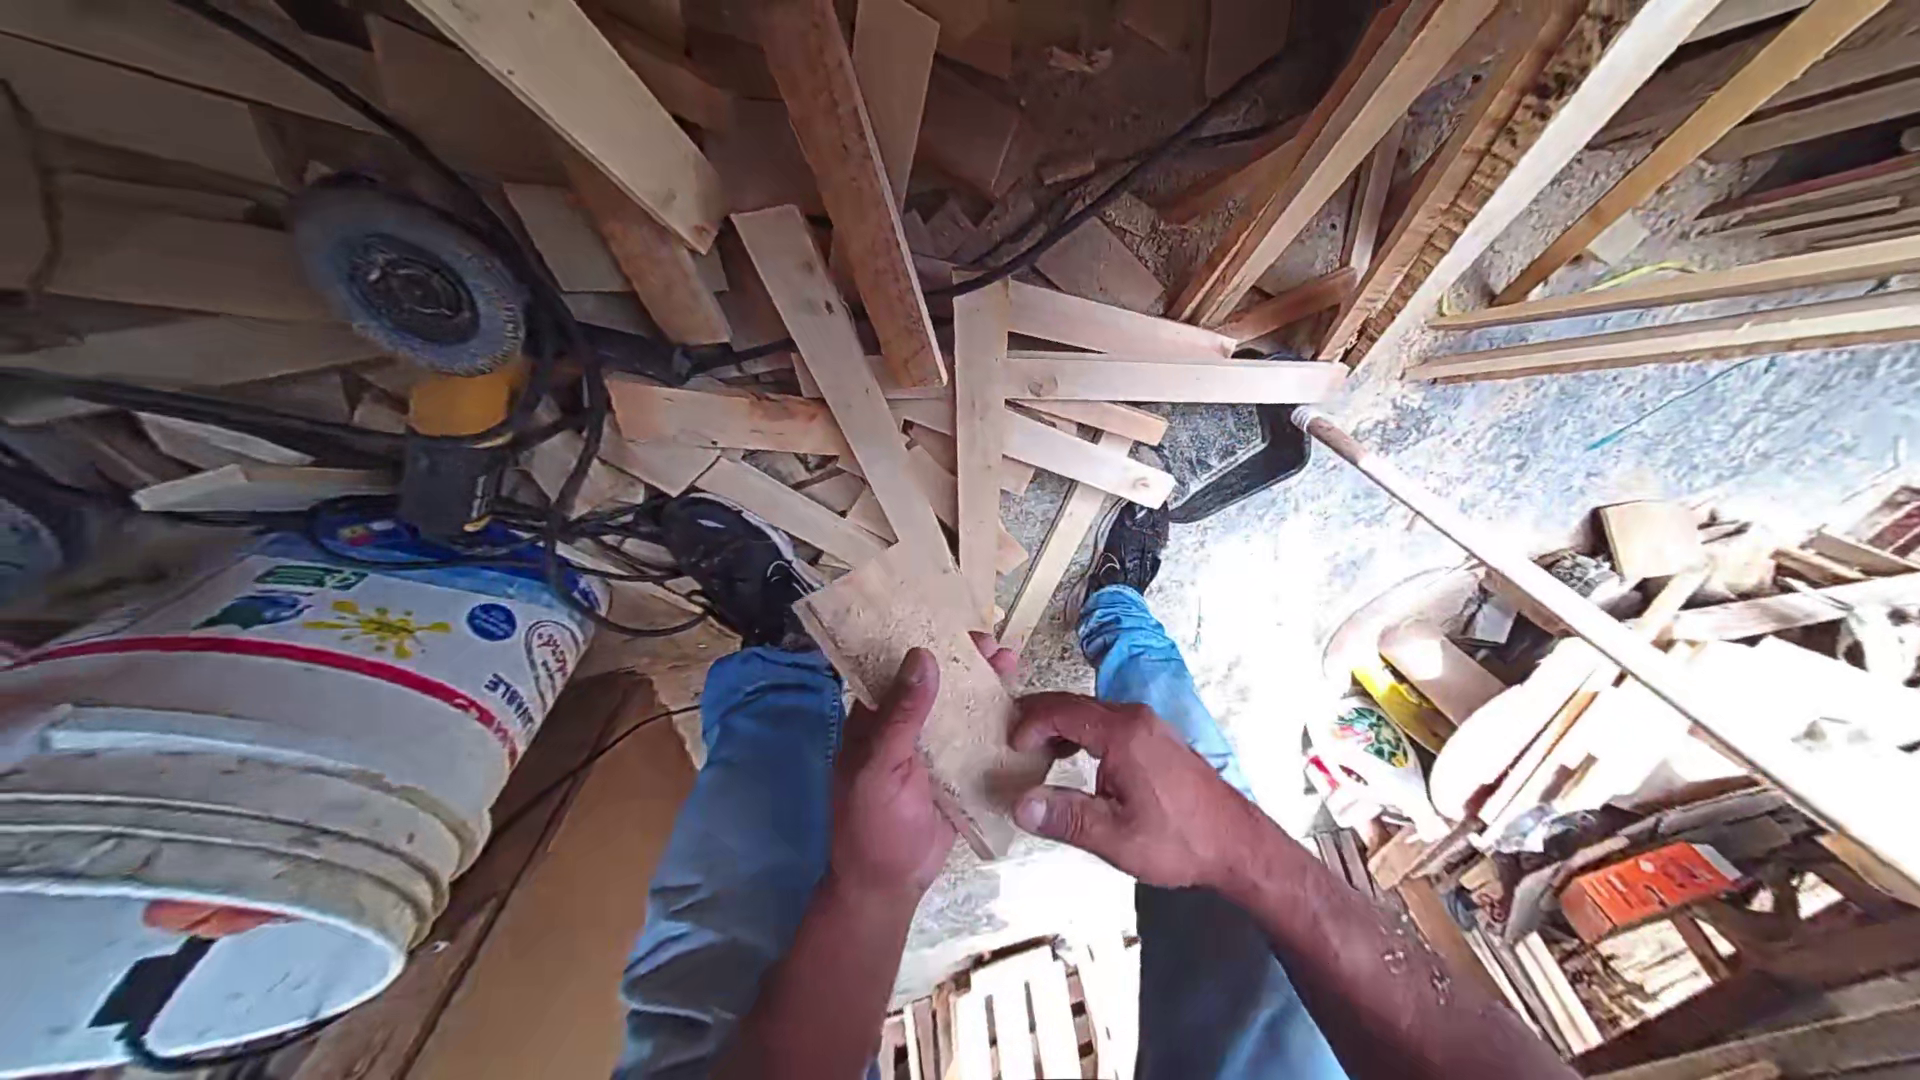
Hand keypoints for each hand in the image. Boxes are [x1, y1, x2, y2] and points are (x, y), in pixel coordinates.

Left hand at [828, 636, 1018, 897]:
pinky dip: (999, 720)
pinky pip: (980, 736)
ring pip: (962, 705)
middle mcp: (907, 725)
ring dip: (985, 684)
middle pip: (938, 682)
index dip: (924, 642)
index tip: (953, 625)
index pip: (898, 668)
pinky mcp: (959, 767)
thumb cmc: (871, 823)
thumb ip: (901, 715)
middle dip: (964, 660)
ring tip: (1009, 662)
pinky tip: (1021, 706)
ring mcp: (935, 746)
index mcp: (876, 717)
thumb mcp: (879, 766)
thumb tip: (922, 656)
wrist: (890, 884)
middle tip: (992, 643)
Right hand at [1010, 693, 1266, 889]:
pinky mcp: (1156, 736)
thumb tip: (1019, 805)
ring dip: (1060, 724)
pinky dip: (1081, 731)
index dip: (1030, 723)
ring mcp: (1149, 723)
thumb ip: (1065, 818)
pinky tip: (1074, 756)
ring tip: (1036, 750)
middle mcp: (1135, 717)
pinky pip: (1108, 720)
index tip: (1011, 746)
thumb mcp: (1116, 837)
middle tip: (1013, 740)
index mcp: (1123, 733)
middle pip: (1074, 703)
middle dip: (1040, 718)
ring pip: (1091, 710)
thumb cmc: (1180, 841)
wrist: (1239, 845)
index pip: (1062, 711)